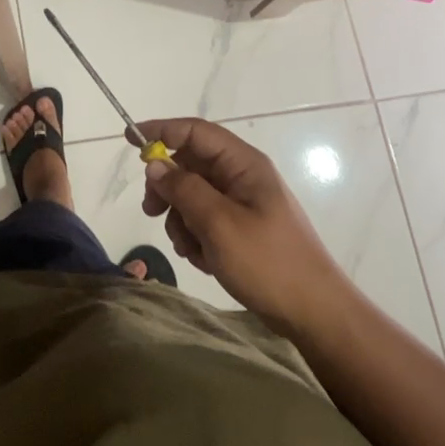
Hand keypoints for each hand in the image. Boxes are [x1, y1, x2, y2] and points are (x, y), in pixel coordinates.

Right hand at [139, 117, 348, 326]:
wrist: (315, 314)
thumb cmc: (269, 264)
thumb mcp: (219, 224)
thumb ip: (184, 189)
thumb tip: (154, 164)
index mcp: (244, 165)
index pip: (195, 132)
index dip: (161, 130)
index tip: (129, 140)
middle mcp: (243, 178)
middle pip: (190, 164)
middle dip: (167, 187)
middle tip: (151, 210)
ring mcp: (243, 205)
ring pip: (192, 195)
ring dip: (181, 219)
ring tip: (190, 248)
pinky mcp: (241, 230)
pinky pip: (204, 220)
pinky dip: (195, 237)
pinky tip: (204, 259)